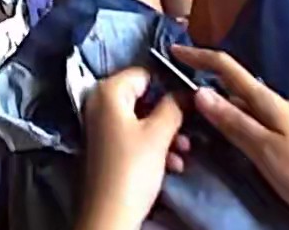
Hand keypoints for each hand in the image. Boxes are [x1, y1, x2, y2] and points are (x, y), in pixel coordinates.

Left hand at [78, 66, 187, 229]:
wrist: (108, 216)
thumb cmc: (131, 168)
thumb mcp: (158, 136)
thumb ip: (173, 108)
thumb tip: (186, 91)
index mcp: (108, 90)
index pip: (143, 73)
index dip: (167, 85)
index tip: (189, 101)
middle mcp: (100, 100)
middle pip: (141, 97)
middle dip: (168, 115)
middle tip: (189, 131)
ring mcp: (100, 124)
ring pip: (139, 119)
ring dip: (164, 133)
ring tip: (184, 152)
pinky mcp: (105, 145)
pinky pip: (131, 135)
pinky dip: (151, 145)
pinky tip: (172, 164)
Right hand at [171, 46, 288, 229]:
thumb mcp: (266, 151)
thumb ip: (233, 121)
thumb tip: (199, 91)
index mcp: (268, 100)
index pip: (227, 66)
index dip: (199, 56)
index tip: (173, 50)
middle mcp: (274, 104)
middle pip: (232, 83)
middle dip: (204, 80)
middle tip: (176, 91)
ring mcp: (283, 123)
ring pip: (241, 105)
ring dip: (217, 103)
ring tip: (193, 114)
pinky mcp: (288, 143)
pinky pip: (251, 121)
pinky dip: (232, 121)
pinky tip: (225, 135)